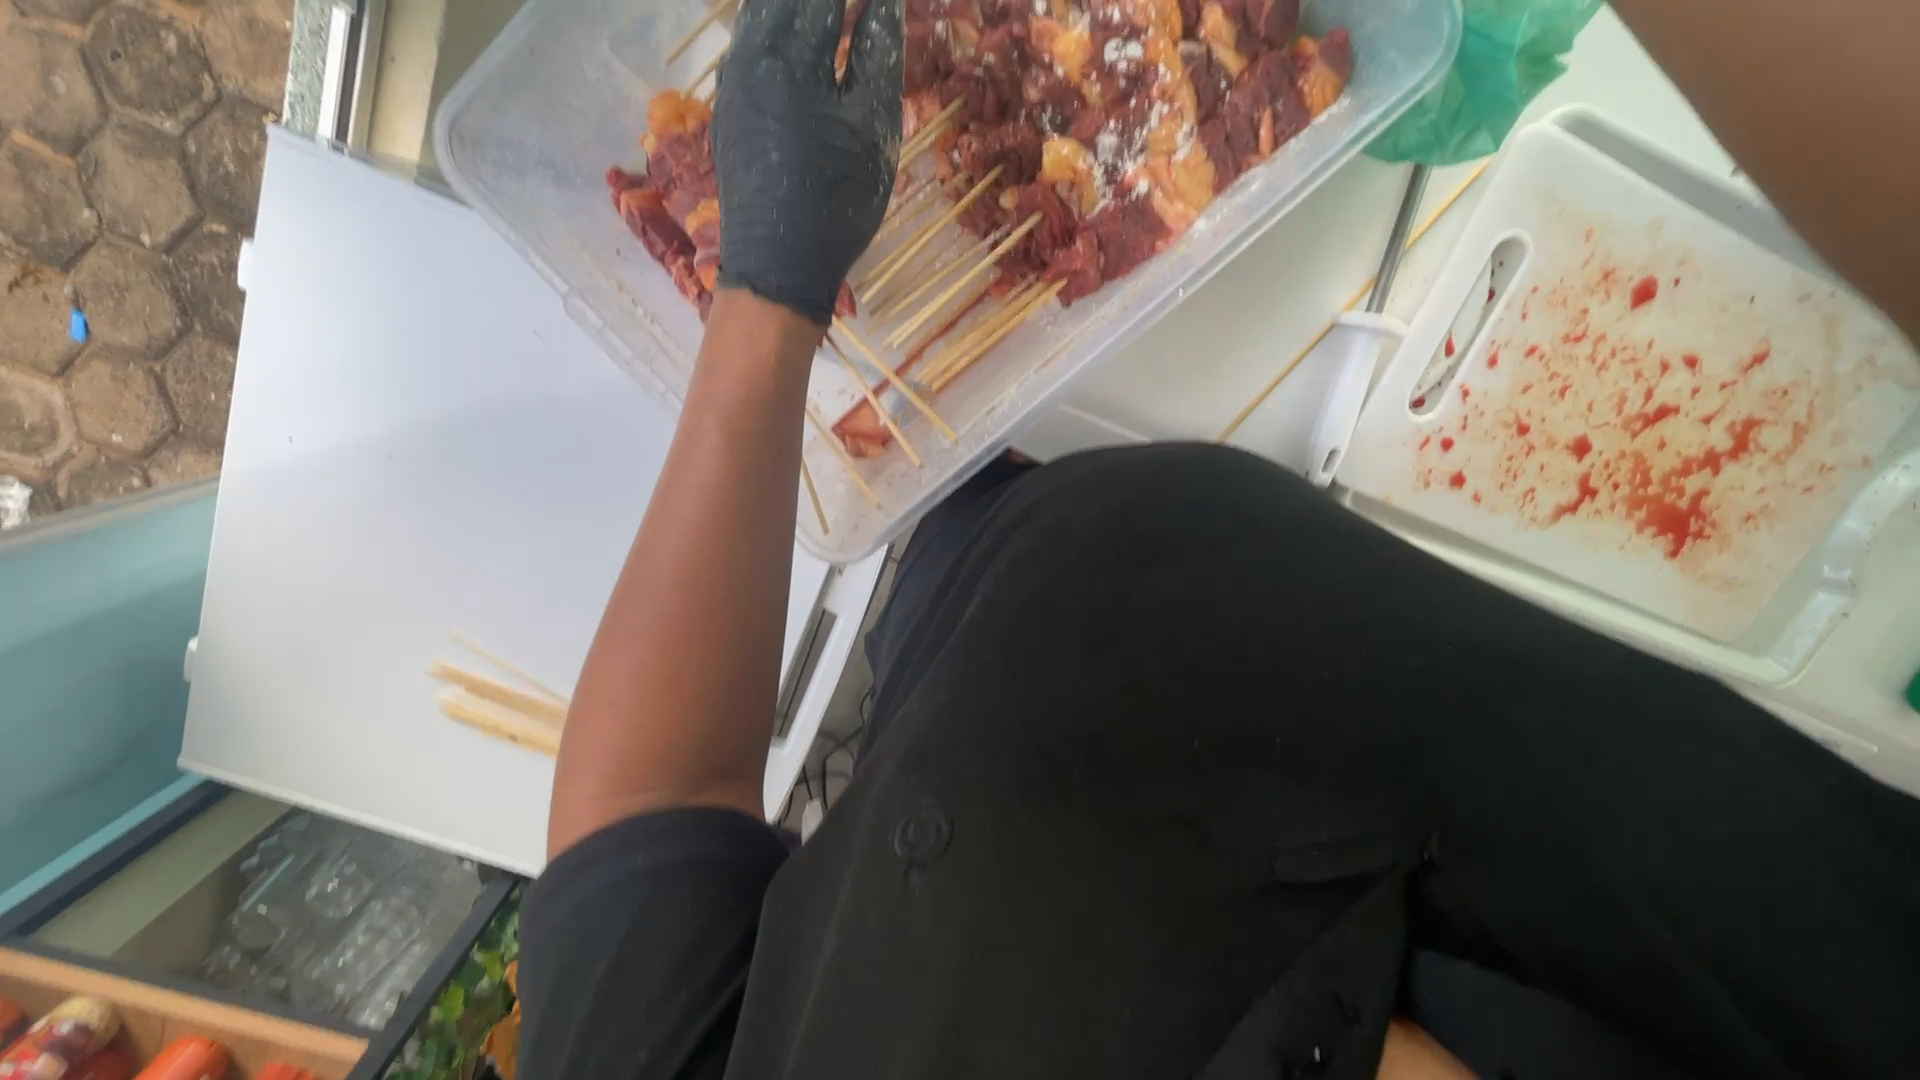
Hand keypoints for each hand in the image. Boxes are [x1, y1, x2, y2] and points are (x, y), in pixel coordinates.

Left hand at [712, 0, 902, 323]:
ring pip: (761, 14)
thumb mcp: (872, 131)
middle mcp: (751, 55)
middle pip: (785, 1)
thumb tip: (884, 5)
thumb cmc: (835, 202)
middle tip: (852, 11)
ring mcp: (732, 80)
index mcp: (791, 58)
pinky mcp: (727, 106)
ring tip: (827, 15)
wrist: (777, 264)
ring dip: (795, 9)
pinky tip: (795, 37)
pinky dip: (774, 26)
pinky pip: (748, 42)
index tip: (878, 3)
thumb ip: (878, 59)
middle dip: (822, 2)